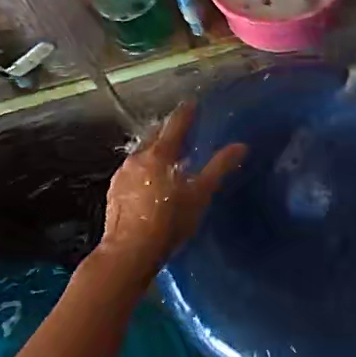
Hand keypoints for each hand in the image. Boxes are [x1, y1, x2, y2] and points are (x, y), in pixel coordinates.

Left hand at [95, 101, 246, 282]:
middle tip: (182, 130)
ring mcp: (122, 174)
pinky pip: (132, 171)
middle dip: (168, 130)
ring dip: (155, 151)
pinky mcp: (114, 191)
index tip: (193, 105)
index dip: (186, 113)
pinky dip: (144, 169)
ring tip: (168, 158)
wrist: (129, 251)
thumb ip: (219, 168)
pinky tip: (150, 182)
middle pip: (155, 135)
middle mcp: (138, 157)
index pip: (175, 124)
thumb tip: (240, 146)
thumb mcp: (200, 194)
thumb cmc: (169, 221)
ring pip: (141, 153)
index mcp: (160, 154)